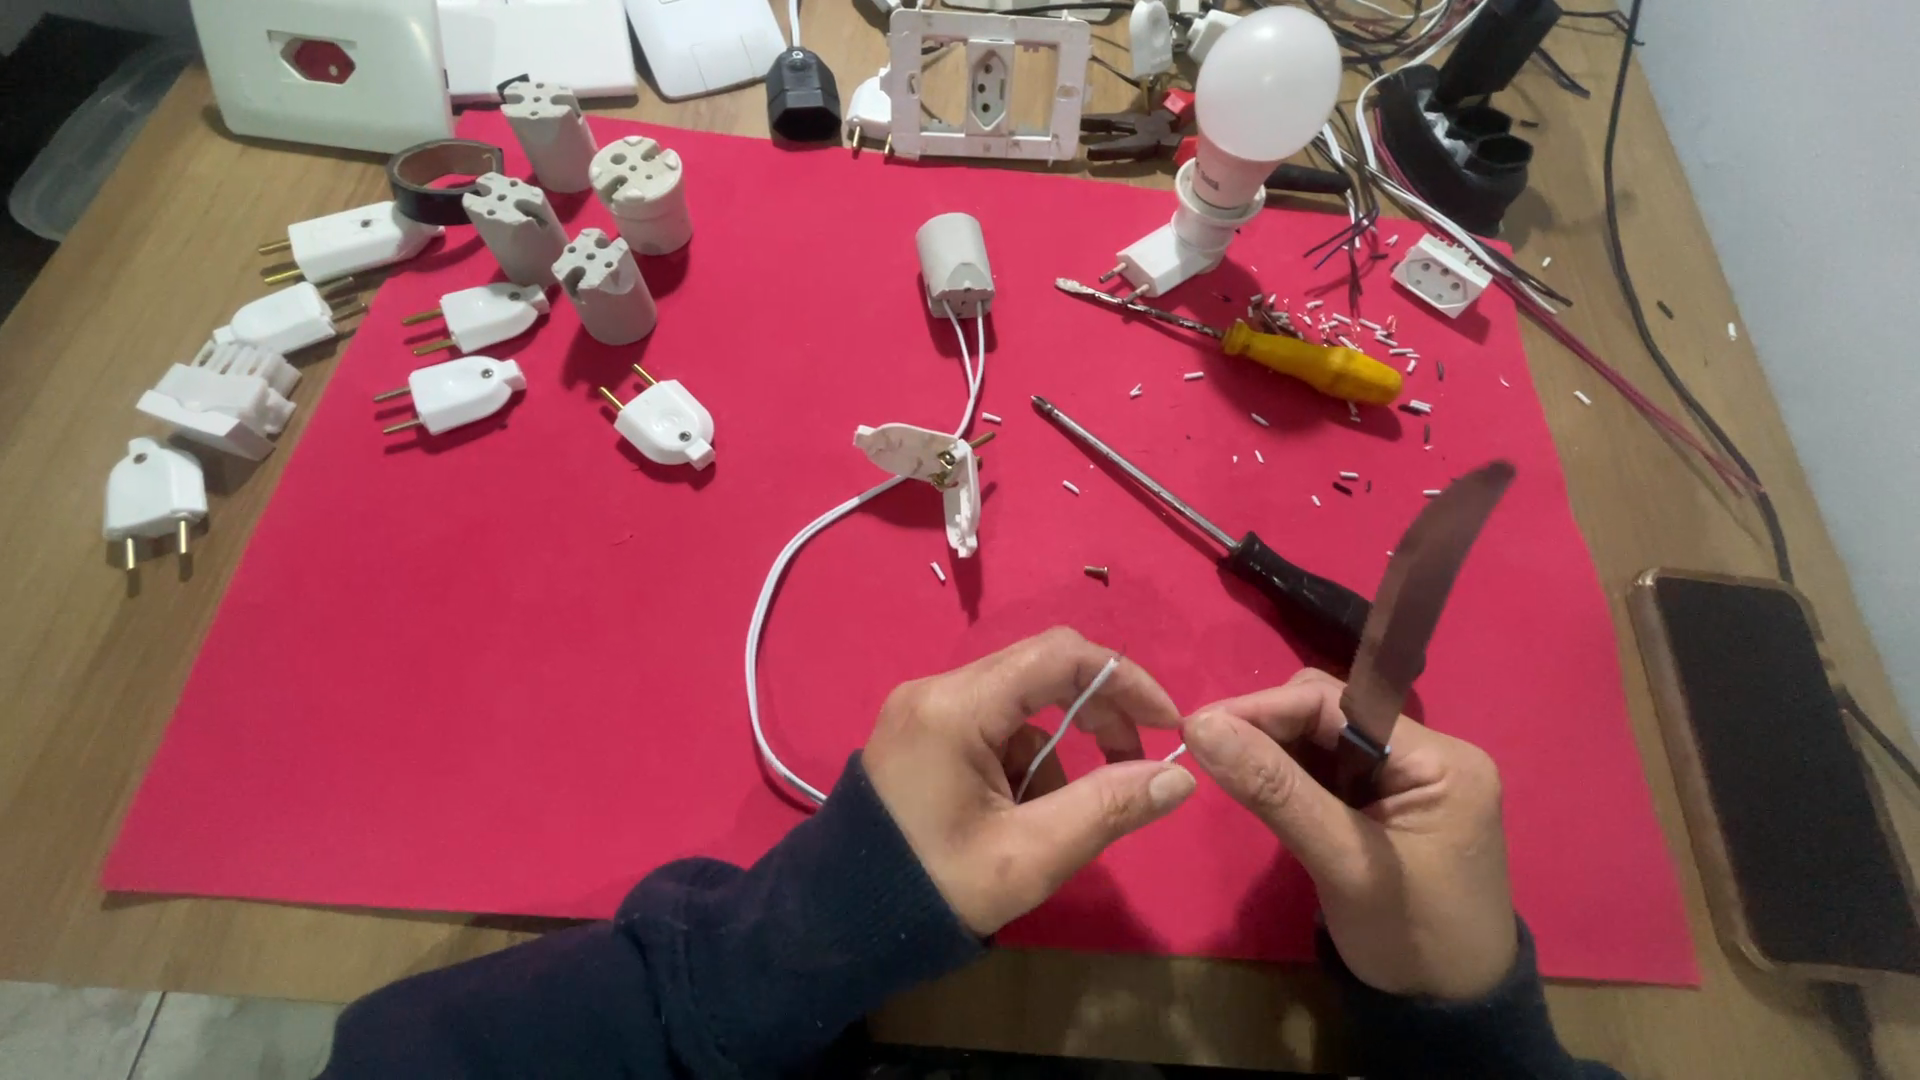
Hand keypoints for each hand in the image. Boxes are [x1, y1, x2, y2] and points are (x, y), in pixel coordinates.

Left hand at [863, 627, 1196, 935]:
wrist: (840, 921)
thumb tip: (1178, 776)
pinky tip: (1013, 810)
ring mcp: (924, 704)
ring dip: (1055, 747)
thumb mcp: (1030, 856)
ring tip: (1049, 817)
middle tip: (1132, 761)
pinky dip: (1021, 757)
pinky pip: (991, 721)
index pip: (1059, 656)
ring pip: (1019, 700)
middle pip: (1039, 668)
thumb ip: (1107, 808)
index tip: (1166, 721)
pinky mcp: (922, 725)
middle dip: (1096, 711)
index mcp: (956, 707)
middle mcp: (937, 688)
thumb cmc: (933, 890)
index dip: (1123, 679)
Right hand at [1180, 669, 1517, 1000]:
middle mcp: (1424, 752)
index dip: (1263, 708)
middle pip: (1324, 711)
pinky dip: (1283, 771)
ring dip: (1268, 747)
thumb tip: (1199, 725)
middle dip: (1264, 726)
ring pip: (1316, 735)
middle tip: (1207, 748)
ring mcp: (1402, 775)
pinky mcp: (1380, 798)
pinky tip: (1256, 784)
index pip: (1334, 704)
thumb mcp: (1341, 862)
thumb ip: (1274, 790)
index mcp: (1437, 759)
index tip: (1198, 726)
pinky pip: (1320, 765)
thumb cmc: (1409, 938)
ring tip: (1224, 766)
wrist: (1446, 1013)